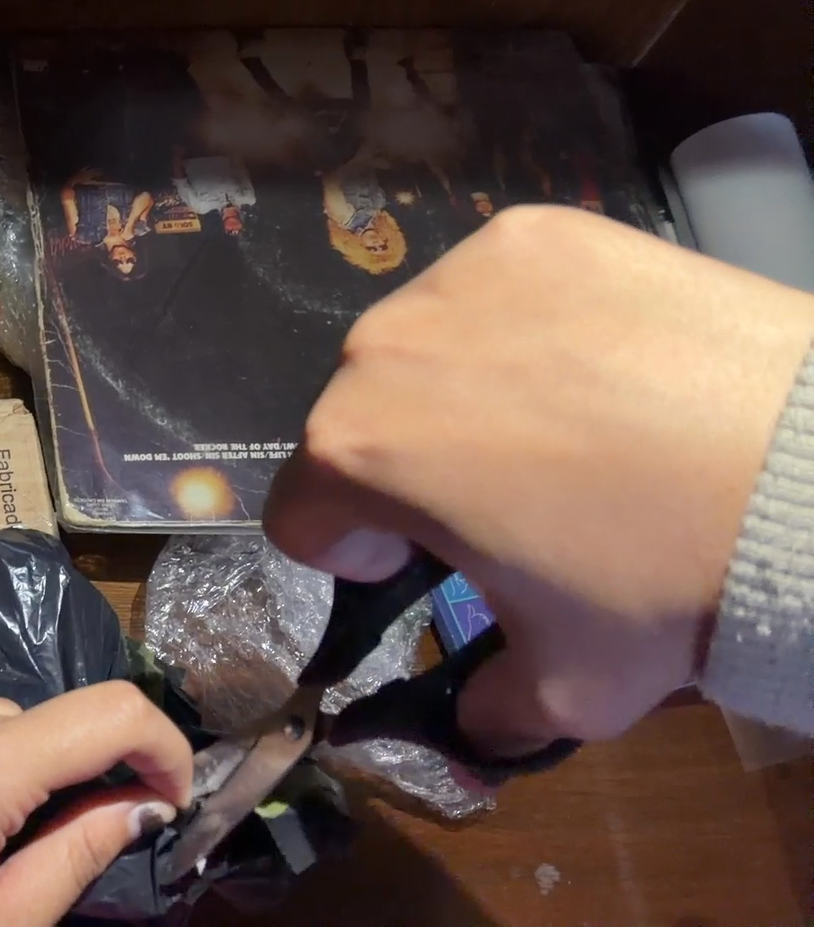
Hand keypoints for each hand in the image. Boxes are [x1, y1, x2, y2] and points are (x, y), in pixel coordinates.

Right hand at [263, 207, 813, 754]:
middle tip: (510, 492)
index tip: (423, 556)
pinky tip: (589, 353)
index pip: (297, 512)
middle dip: (403, 467)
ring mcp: (438, 287)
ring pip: (407, 355)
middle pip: (350, 428)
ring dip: (449, 391)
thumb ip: (490, 707)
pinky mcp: (515, 238)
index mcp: (348, 455)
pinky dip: (513, 325)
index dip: (354, 549)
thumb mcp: (572, 679)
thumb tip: (473, 729)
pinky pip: (478, 290)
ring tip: (559, 416)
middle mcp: (364, 358)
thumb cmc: (670, 574)